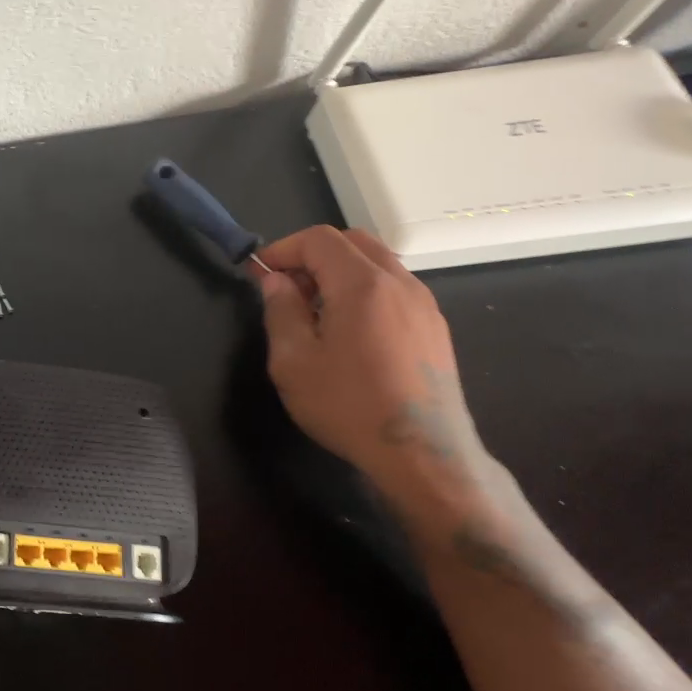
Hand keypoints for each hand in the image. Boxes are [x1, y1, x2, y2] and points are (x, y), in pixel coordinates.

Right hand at [254, 226, 483, 485]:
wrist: (421, 451)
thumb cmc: (348, 405)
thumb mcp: (293, 361)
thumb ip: (281, 312)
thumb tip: (276, 282)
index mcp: (362, 285)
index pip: (320, 239)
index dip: (283, 248)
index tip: (258, 272)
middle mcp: (400, 283)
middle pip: (353, 242)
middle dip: (312, 255)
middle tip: (285, 288)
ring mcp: (423, 304)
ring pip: (377, 264)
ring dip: (339, 272)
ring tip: (312, 312)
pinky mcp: (433, 327)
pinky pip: (393, 289)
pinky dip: (363, 291)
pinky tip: (346, 331)